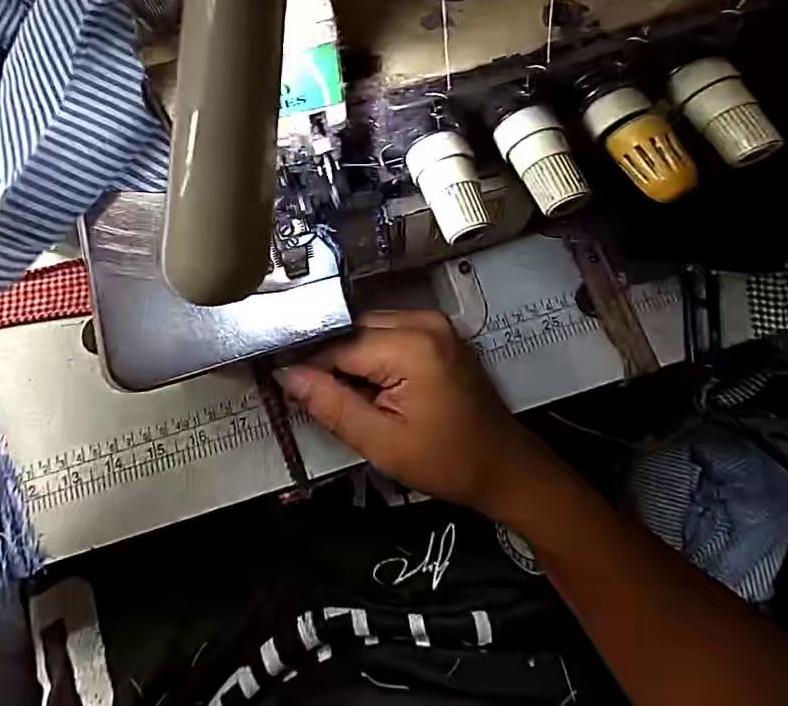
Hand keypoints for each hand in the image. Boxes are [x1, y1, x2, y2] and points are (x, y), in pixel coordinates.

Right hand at [278, 310, 569, 519]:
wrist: (503, 466)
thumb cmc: (447, 461)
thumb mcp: (381, 442)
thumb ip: (331, 404)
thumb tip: (288, 375)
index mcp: (412, 346)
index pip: (340, 344)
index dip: (308, 365)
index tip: (283, 383)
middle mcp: (424, 321)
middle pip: (354, 330)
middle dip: (331, 361)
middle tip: (317, 397)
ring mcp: (434, 322)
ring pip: (368, 328)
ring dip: (352, 357)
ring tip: (351, 395)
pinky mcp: (437, 330)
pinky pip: (389, 331)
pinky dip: (373, 353)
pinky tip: (374, 384)